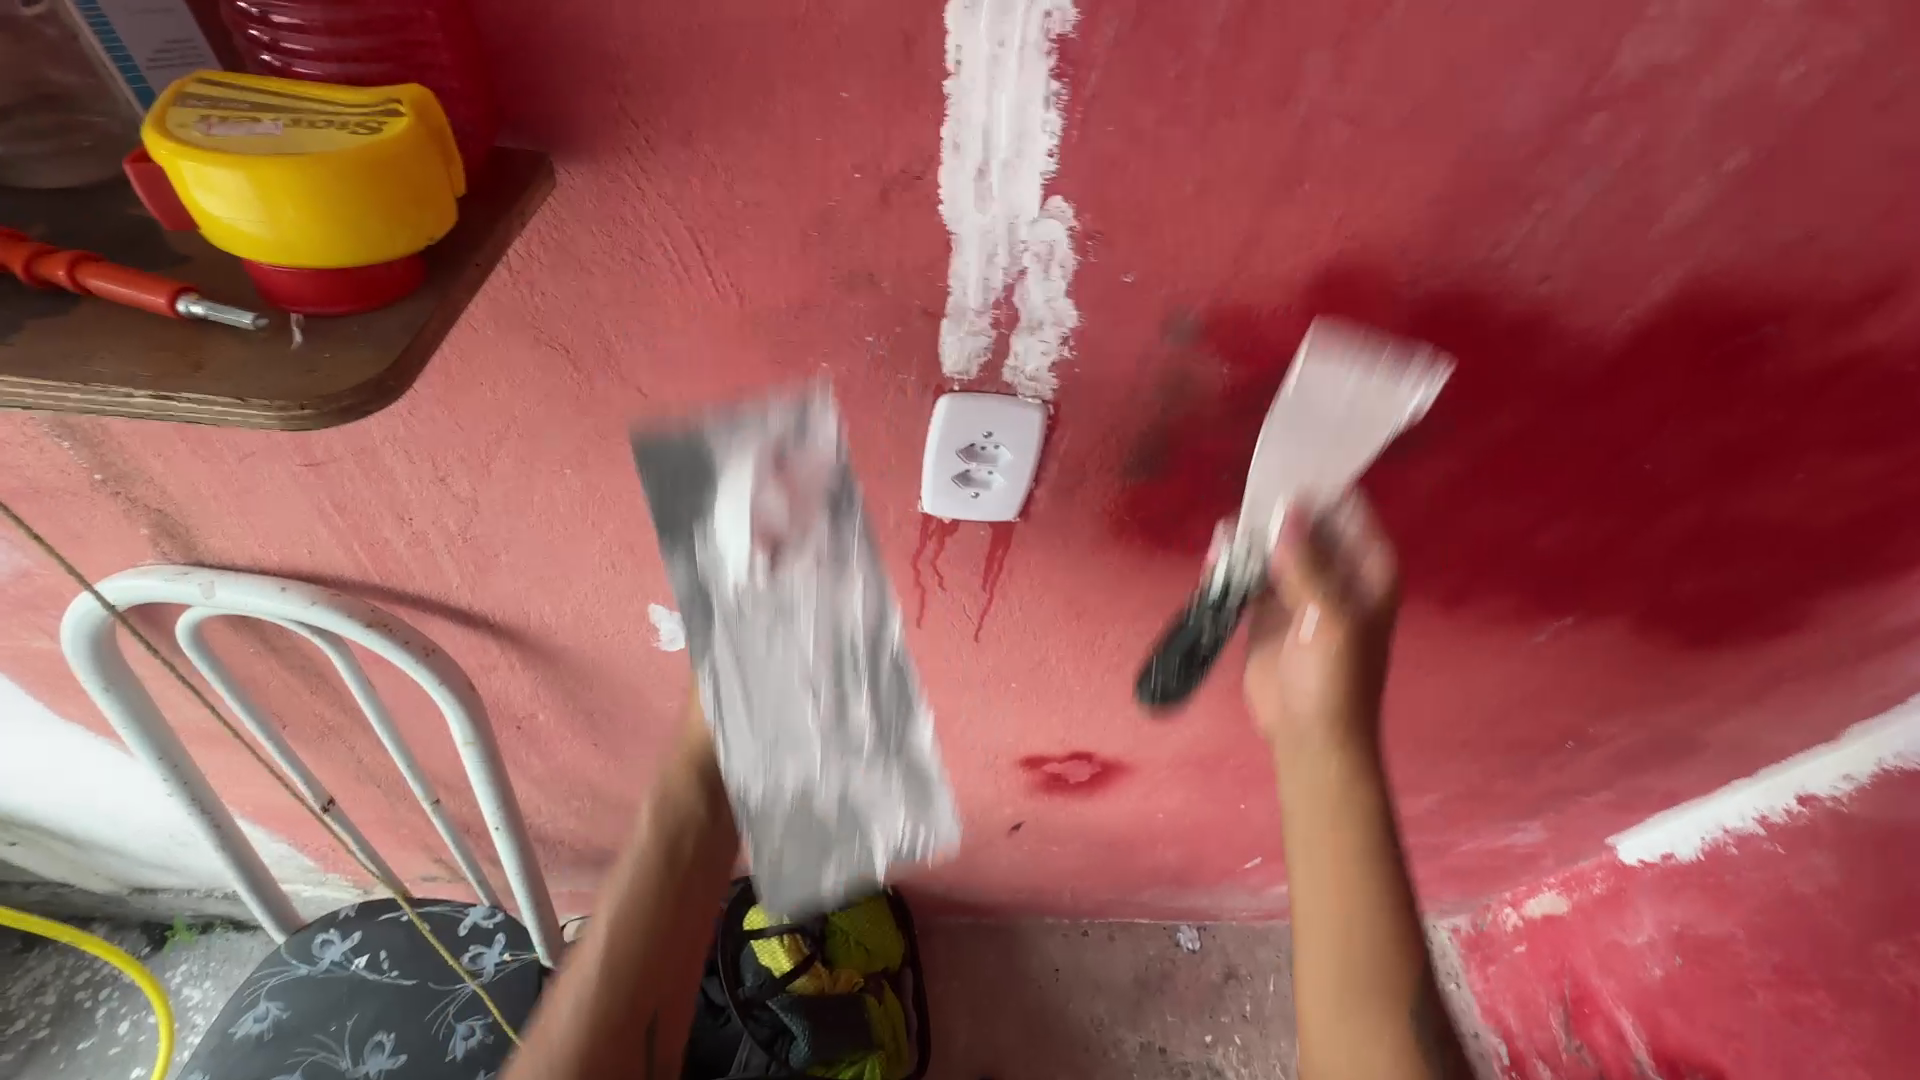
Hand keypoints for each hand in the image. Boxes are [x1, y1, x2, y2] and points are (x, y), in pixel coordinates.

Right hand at [1242, 493, 1399, 752]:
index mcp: (1366, 567)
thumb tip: (1286, 510)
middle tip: (1245, 501)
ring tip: (1227, 536)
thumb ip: (1307, 563)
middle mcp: (1334, 570)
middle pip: (1302, 523)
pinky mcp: (1266, 608)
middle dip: (1274, 511)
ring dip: (1249, 538)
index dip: (1317, 488)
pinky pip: (1248, 574)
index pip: (1345, 510)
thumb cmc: (1336, 677)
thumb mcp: (1329, 616)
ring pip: (1272, 546)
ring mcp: (1298, 588)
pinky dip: (1233, 564)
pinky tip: (1217, 559)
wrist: (1308, 732)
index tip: (1282, 468)